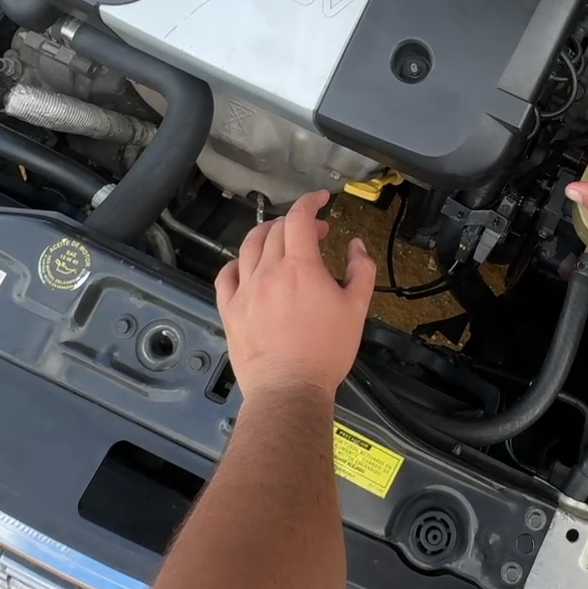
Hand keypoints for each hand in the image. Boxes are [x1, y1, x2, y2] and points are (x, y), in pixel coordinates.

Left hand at [214, 190, 376, 402]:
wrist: (289, 389)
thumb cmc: (326, 351)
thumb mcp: (357, 308)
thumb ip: (361, 269)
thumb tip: (355, 245)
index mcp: (301, 267)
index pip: (299, 218)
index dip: (310, 201)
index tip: (321, 199)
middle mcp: (268, 272)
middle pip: (275, 229)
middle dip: (297, 221)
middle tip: (315, 232)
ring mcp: (245, 290)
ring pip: (249, 246)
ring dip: (267, 234)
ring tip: (282, 240)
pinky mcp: (230, 310)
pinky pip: (226, 275)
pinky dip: (239, 262)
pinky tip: (249, 266)